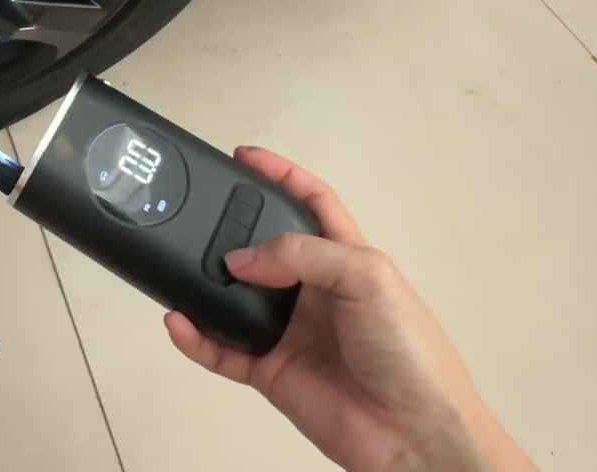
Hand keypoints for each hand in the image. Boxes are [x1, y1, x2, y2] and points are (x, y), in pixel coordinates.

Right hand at [165, 148, 533, 471]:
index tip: (243, 155)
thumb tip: (239, 258)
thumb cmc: (410, 354)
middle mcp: (310, 289)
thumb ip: (300, 254)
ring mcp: (287, 330)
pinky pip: (220, 349)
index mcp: (343, 257)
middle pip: (260, 246)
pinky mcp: (269, 370)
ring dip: (204, 283)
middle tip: (199, 214)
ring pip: (232, 296)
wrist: (417, 440)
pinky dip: (195, 336)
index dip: (279, 173)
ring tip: (180, 266)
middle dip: (229, 228)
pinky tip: (179, 322)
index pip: (309, 201)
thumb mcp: (366, 277)